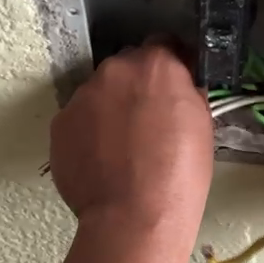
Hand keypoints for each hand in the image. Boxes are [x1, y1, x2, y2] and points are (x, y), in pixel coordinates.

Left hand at [50, 39, 214, 228]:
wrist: (134, 216)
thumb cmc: (177, 177)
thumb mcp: (202, 127)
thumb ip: (186, 95)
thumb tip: (180, 91)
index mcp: (156, 65)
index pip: (163, 46)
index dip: (170, 66)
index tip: (174, 83)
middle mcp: (114, 71)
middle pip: (126, 68)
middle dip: (137, 88)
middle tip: (149, 122)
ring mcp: (82, 97)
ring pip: (99, 95)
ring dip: (110, 111)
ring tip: (124, 149)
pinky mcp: (60, 125)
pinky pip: (78, 121)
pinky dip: (88, 134)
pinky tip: (104, 161)